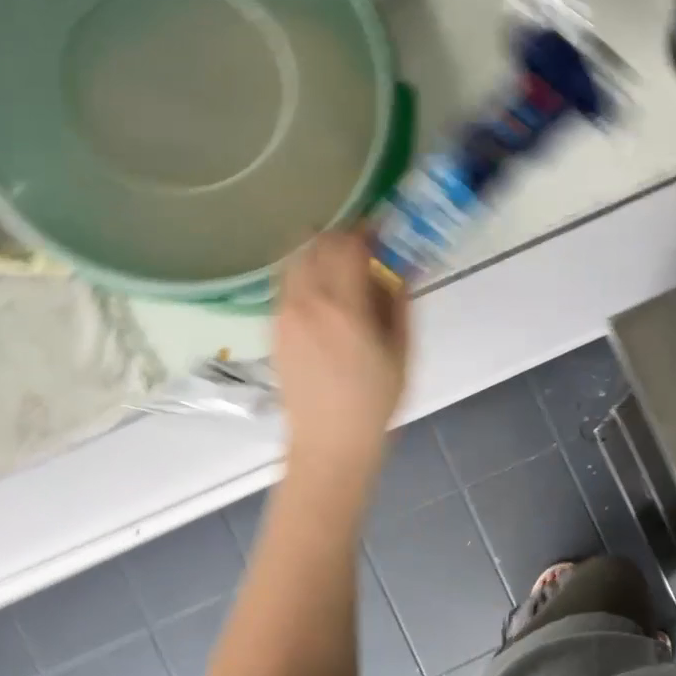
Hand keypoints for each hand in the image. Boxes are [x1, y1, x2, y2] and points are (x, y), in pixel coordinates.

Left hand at [274, 231, 409, 470]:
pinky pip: (286, 284)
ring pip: (295, 259)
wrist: (329, 444)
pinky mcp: (273, 327)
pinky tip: (326, 300)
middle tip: (365, 251)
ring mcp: (283, 313)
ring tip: (344, 273)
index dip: (367, 231)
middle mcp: (306, 301)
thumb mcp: (401, 353)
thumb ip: (399, 303)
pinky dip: (305, 276)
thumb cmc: (375, 402)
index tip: (383, 235)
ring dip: (319, 253)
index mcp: (344, 307)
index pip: (348, 243)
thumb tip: (401, 266)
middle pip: (316, 242)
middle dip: (342, 238)